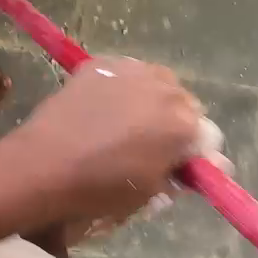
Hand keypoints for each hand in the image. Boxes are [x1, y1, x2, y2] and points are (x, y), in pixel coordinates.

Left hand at [0, 57, 204, 224]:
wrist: (44, 165)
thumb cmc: (99, 188)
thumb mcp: (149, 192)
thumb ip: (183, 173)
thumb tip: (213, 164)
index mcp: (183, 125)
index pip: (208, 136)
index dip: (194, 153)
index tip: (178, 166)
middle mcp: (164, 90)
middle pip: (184, 103)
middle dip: (175, 123)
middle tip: (151, 146)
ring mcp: (131, 71)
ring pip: (158, 81)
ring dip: (151, 99)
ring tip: (127, 123)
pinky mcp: (101, 64)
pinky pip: (126, 72)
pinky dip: (123, 86)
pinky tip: (105, 106)